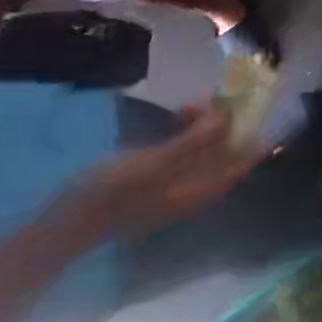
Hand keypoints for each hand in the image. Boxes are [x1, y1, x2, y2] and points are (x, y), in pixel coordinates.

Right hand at [67, 107, 256, 240]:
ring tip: (193, 102)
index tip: (259, 105)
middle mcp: (197, 189)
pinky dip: (187, 134)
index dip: (255, 132)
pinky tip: (178, 116)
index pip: (244, 159)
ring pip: (206, 150)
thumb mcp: (156, 162)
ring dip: (206, 125)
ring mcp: (177, 187)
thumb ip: (195, 140)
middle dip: (228, 123)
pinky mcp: (158, 181)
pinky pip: (185, 153)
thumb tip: (227, 118)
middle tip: (219, 96)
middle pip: (227, 152)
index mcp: (204, 189)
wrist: (62, 226)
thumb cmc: (110, 193)